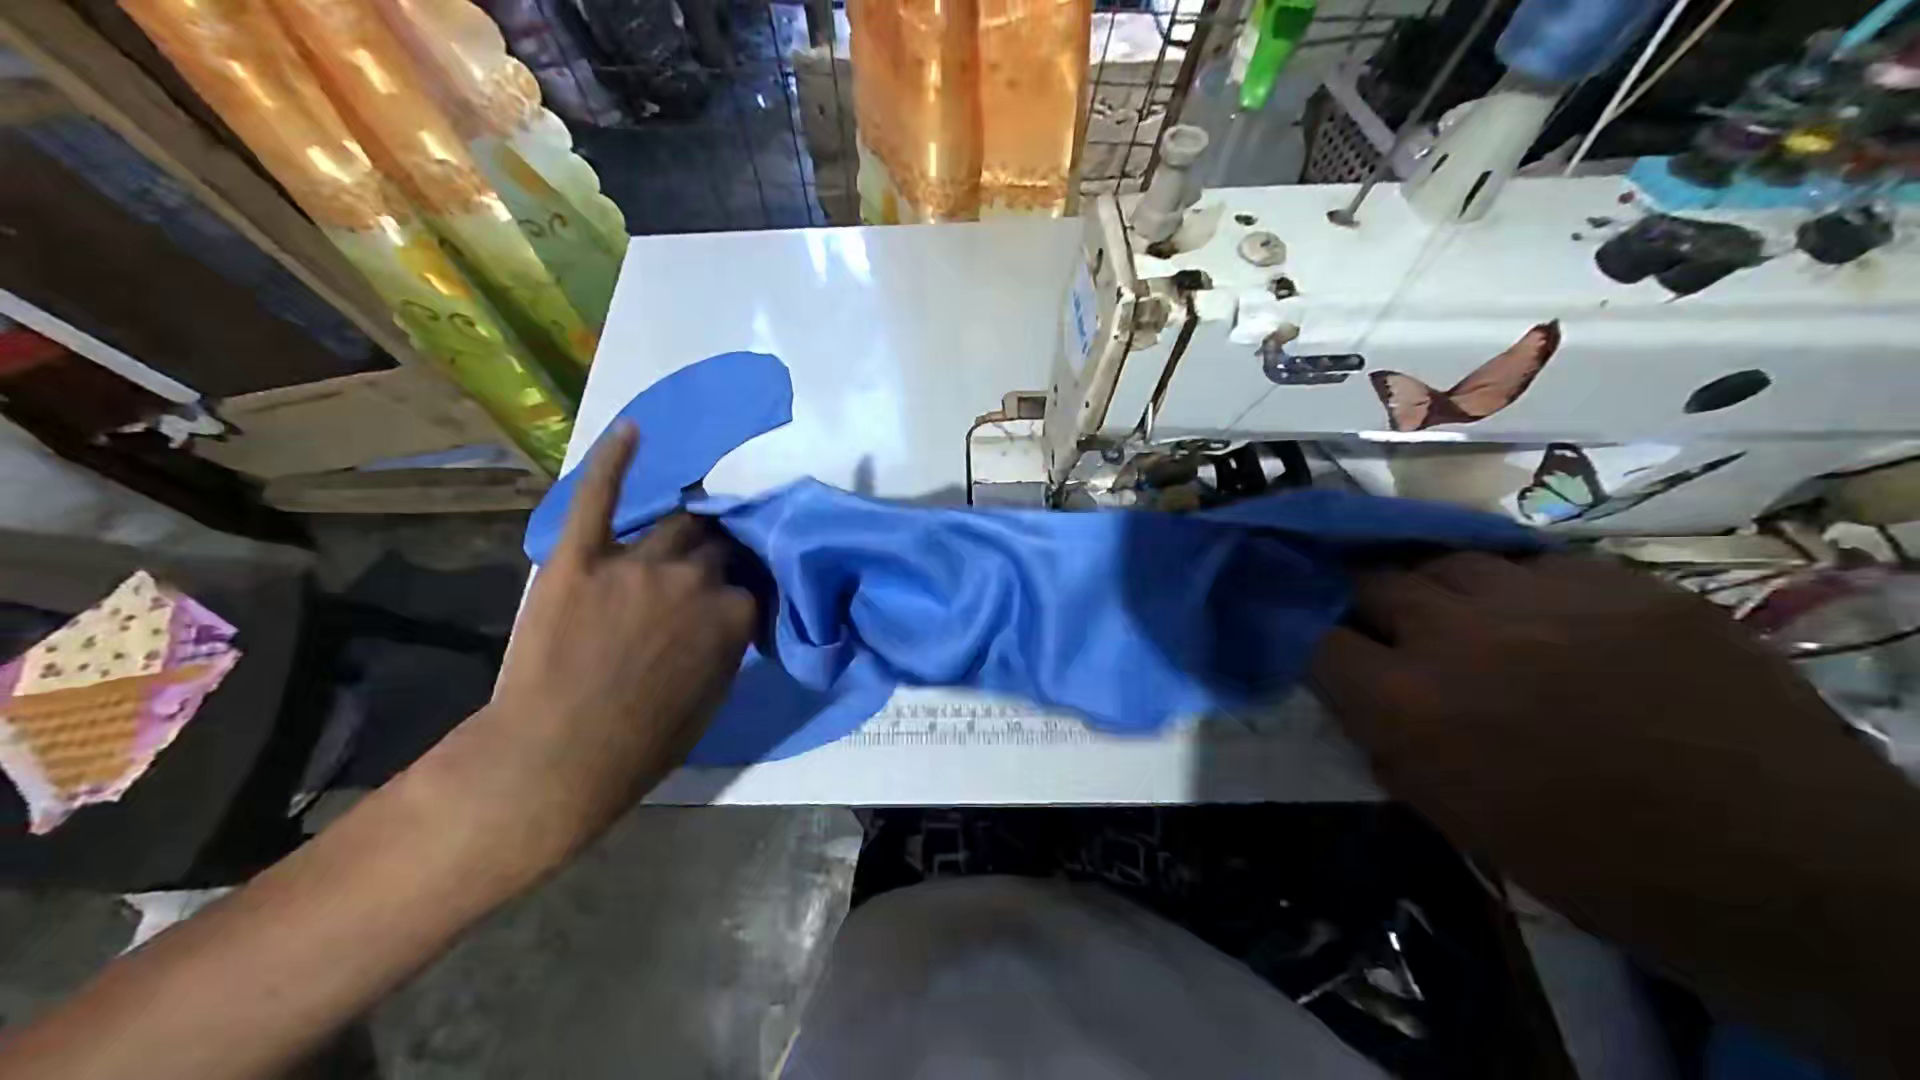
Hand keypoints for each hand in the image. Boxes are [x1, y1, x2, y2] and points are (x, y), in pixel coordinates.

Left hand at [428, 422, 757, 865]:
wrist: (555, 758)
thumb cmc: (643, 744)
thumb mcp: (714, 698)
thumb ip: (730, 644)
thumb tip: (733, 618)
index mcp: (733, 615)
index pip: (752, 586)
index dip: (745, 592)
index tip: (737, 601)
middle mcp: (694, 577)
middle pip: (718, 546)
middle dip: (720, 553)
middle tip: (711, 563)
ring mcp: (636, 562)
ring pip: (676, 523)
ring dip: (686, 526)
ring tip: (686, 525)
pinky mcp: (581, 556)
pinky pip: (600, 496)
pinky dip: (615, 458)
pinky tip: (631, 430)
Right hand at [1311, 552, 1919, 1068]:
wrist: (1787, 870)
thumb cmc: (1593, 863)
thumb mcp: (1455, 816)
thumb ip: (1386, 742)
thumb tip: (1353, 694)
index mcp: (1410, 704)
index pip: (1315, 639)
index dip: (1306, 635)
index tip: (1312, 640)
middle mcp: (1457, 636)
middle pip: (1370, 580)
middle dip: (1362, 598)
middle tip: (1378, 619)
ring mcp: (1542, 600)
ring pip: (1446, 559)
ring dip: (1436, 586)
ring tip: (1458, 611)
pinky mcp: (1622, 583)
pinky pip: (1535, 562)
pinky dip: (1519, 586)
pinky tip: (1541, 616)